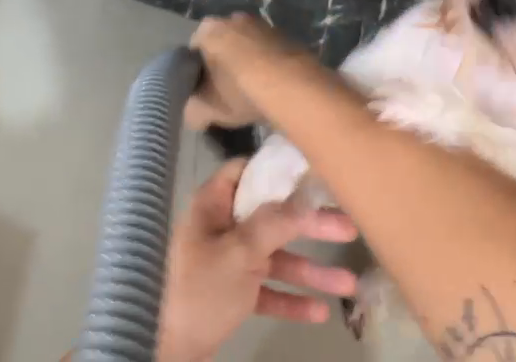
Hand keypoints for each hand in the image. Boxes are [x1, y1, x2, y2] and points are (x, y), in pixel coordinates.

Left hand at [158, 158, 359, 361]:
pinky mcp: (228, 294)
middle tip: (349, 227)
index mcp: (212, 206)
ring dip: (308, 269)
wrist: (164, 344)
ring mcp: (223, 261)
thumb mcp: (240, 253)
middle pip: (269, 218)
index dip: (277, 171)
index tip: (314, 173)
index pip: (245, 173)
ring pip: (272, 258)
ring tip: (350, 283)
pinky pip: (264, 290)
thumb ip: (273, 223)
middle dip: (308, 226)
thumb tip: (303, 193)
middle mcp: (218, 227)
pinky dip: (289, 299)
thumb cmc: (200, 289)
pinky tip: (320, 311)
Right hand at [185, 14, 307, 130]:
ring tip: (254, 91)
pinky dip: (270, 66)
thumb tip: (195, 115)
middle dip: (224, 63)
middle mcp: (233, 18)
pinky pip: (271, 52)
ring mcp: (263, 24)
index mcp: (208, 29)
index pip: (194, 49)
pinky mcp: (288, 36)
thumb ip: (192, 110)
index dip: (198, 72)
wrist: (294, 87)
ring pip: (248, 46)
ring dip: (248, 63)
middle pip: (222, 44)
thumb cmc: (240, 91)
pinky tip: (274, 88)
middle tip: (228, 91)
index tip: (205, 91)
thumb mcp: (206, 110)